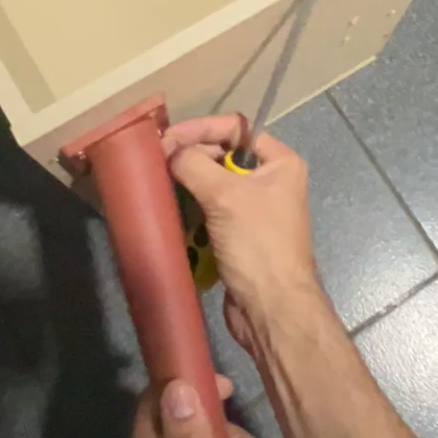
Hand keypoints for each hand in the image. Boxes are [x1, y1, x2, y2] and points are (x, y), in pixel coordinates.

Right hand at [163, 116, 325, 349]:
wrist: (272, 309)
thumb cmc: (257, 244)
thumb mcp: (225, 196)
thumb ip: (194, 164)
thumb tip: (169, 151)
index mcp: (280, 162)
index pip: (237, 128)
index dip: (202, 128)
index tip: (168, 137)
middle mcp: (271, 180)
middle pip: (223, 154)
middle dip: (191, 156)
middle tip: (157, 161)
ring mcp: (255, 209)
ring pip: (213, 183)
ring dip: (188, 183)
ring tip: (160, 183)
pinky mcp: (239, 234)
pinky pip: (210, 210)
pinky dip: (192, 208)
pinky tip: (172, 209)